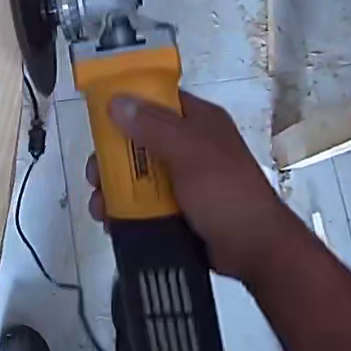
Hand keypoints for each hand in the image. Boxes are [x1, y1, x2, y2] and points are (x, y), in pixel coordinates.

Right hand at [88, 91, 309, 286]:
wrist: (256, 250)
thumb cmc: (226, 193)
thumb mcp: (189, 152)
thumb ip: (154, 126)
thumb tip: (117, 101)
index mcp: (199, 121)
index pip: (158, 100)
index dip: (127, 105)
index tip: (98, 120)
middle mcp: (189, 144)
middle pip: (139, 140)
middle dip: (112, 157)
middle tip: (95, 176)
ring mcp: (183, 178)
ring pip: (137, 174)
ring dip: (113, 188)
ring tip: (100, 207)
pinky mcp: (178, 208)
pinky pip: (143, 202)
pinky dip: (125, 209)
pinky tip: (111, 222)